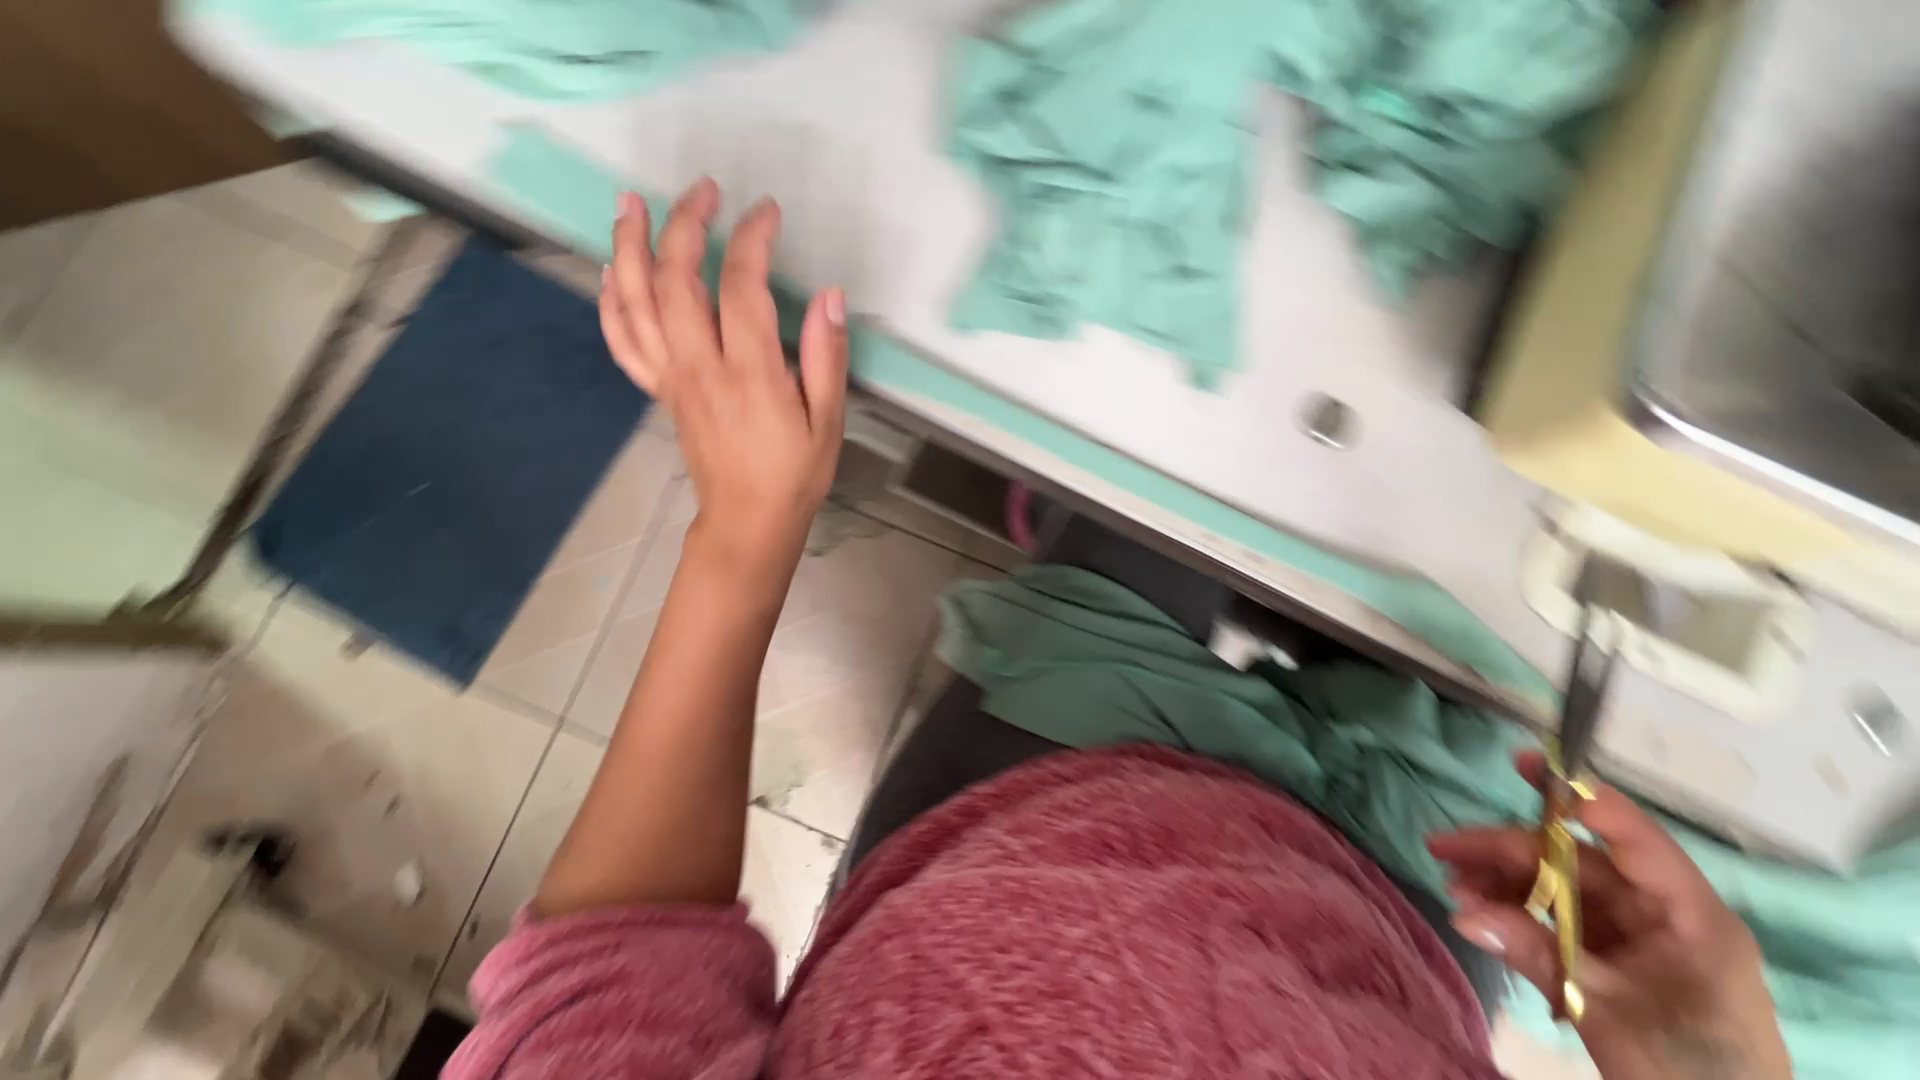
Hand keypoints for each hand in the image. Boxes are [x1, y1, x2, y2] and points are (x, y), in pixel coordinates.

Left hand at [599, 178, 848, 574]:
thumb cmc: (794, 474)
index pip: (741, 287)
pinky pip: (624, 342)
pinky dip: (611, 303)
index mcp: (750, 374)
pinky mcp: (660, 390)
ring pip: (635, 304)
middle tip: (703, 190)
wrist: (747, 522)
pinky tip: (612, 272)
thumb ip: (827, 358)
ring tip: (628, 203)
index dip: (751, 239)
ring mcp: (672, 379)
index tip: (766, 211)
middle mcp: (700, 368)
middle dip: (684, 224)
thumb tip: (830, 297)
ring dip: (628, 248)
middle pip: (675, 281)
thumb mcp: (828, 421)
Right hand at [1427, 752, 1790, 1079]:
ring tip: (1454, 889)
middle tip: (1443, 850)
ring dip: (1505, 885)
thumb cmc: (1689, 1068)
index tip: (1520, 763)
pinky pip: (1560, 922)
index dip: (1575, 797)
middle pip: (1576, 862)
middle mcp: (1662, 914)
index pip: (1629, 835)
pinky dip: (1518, 915)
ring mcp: (1638, 938)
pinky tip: (1479, 914)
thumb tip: (1463, 913)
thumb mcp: (1609, 1013)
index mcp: (1688, 914)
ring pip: (1561, 890)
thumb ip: (1537, 954)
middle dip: (1508, 854)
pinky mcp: (1617, 961)